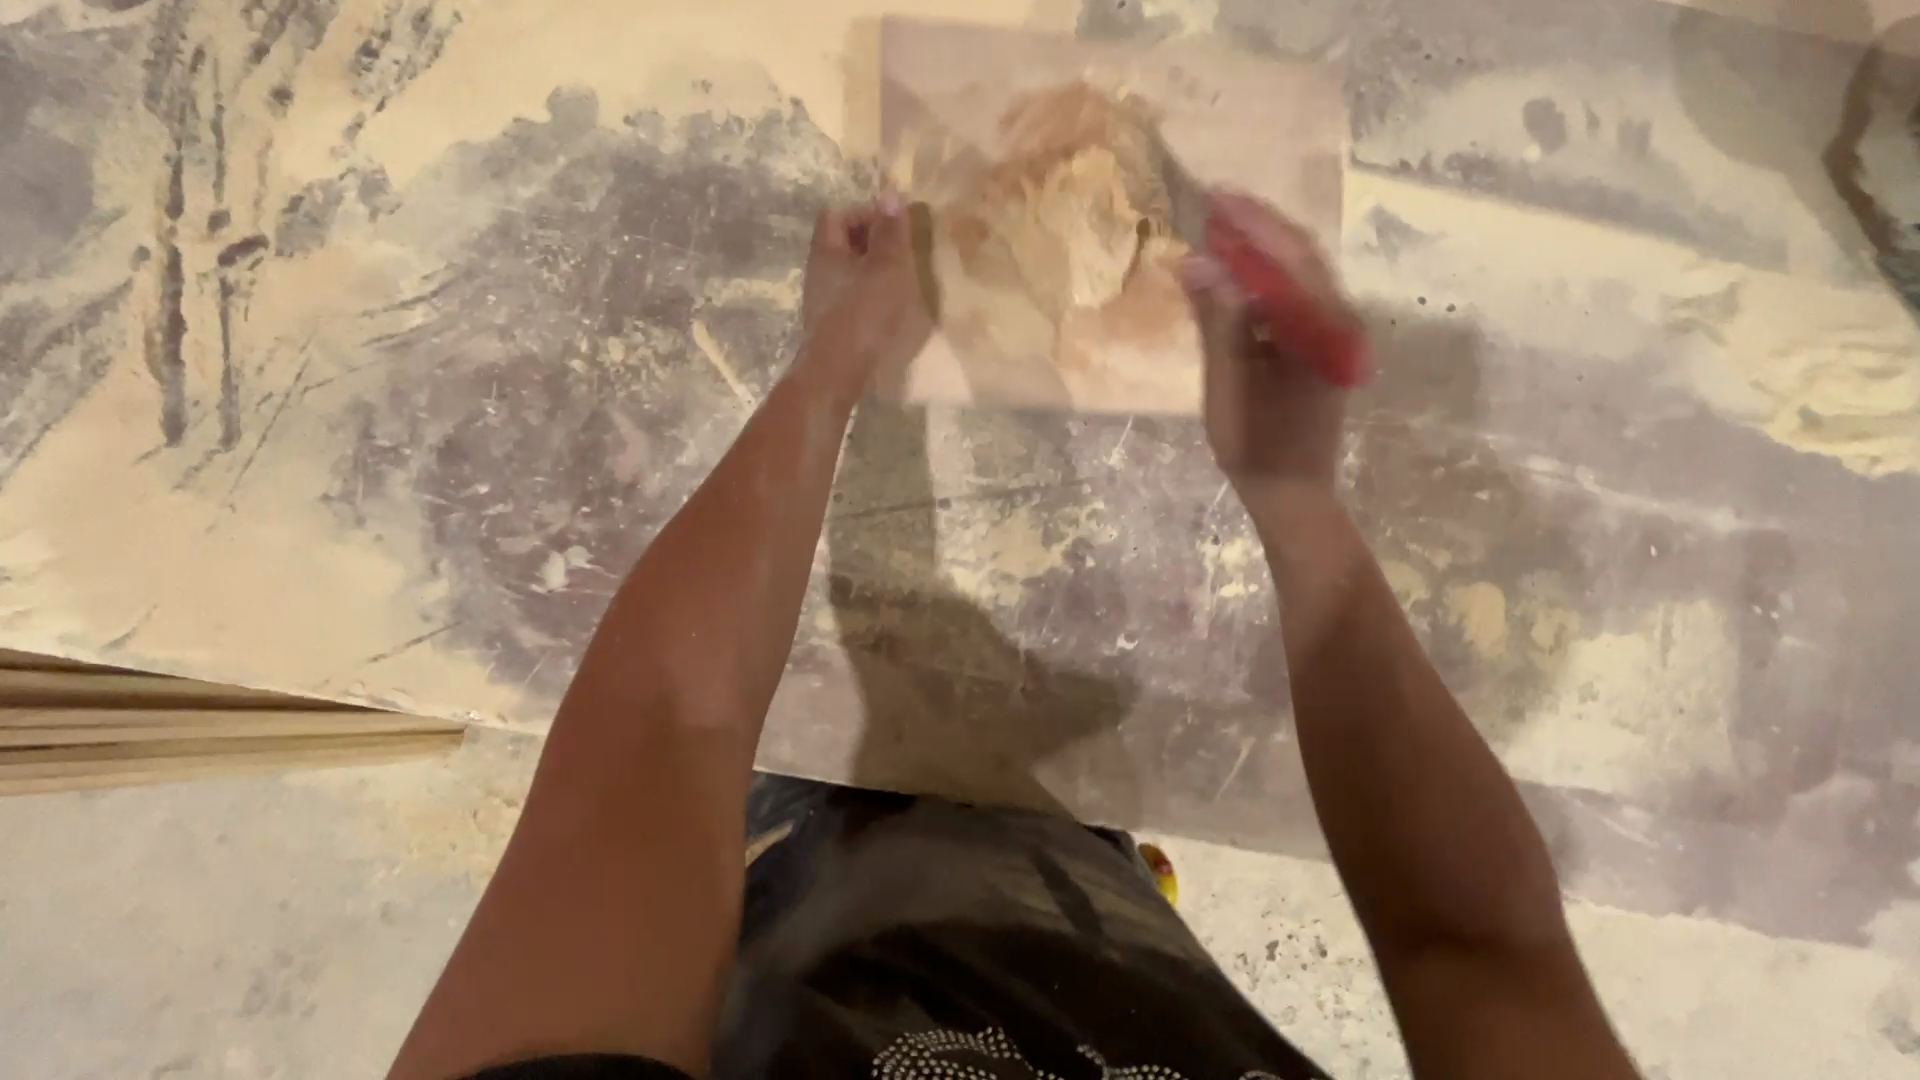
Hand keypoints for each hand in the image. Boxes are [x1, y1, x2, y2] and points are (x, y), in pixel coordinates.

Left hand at [792, 196, 932, 402]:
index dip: (866, 213)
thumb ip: (890, 233)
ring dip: (871, 273)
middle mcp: (817, 271)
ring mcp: (821, 300)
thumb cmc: (863, 314)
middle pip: (842, 243)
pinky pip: (848, 298)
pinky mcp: (829, 325)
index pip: (837, 213)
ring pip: (846, 273)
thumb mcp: (886, 268)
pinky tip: (885, 312)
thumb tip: (889, 194)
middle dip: (871, 243)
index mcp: (826, 250)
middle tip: (900, 256)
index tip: (893, 228)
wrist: (836, 372)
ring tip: (897, 285)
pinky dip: (867, 297)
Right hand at [1179, 191, 1358, 496]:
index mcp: (1323, 328)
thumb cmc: (1256, 446)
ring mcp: (1335, 333)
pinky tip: (1237, 273)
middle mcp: (1339, 320)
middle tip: (1215, 203)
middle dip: (1258, 227)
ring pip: (1300, 273)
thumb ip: (1218, 320)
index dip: (1251, 223)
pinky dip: (1266, 278)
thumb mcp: (1229, 384)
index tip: (1215, 195)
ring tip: (1221, 230)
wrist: (1292, 492)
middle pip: (1300, 256)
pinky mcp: (1323, 346)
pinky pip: (1295, 297)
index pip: (1287, 256)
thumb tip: (1196, 261)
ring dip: (1261, 249)